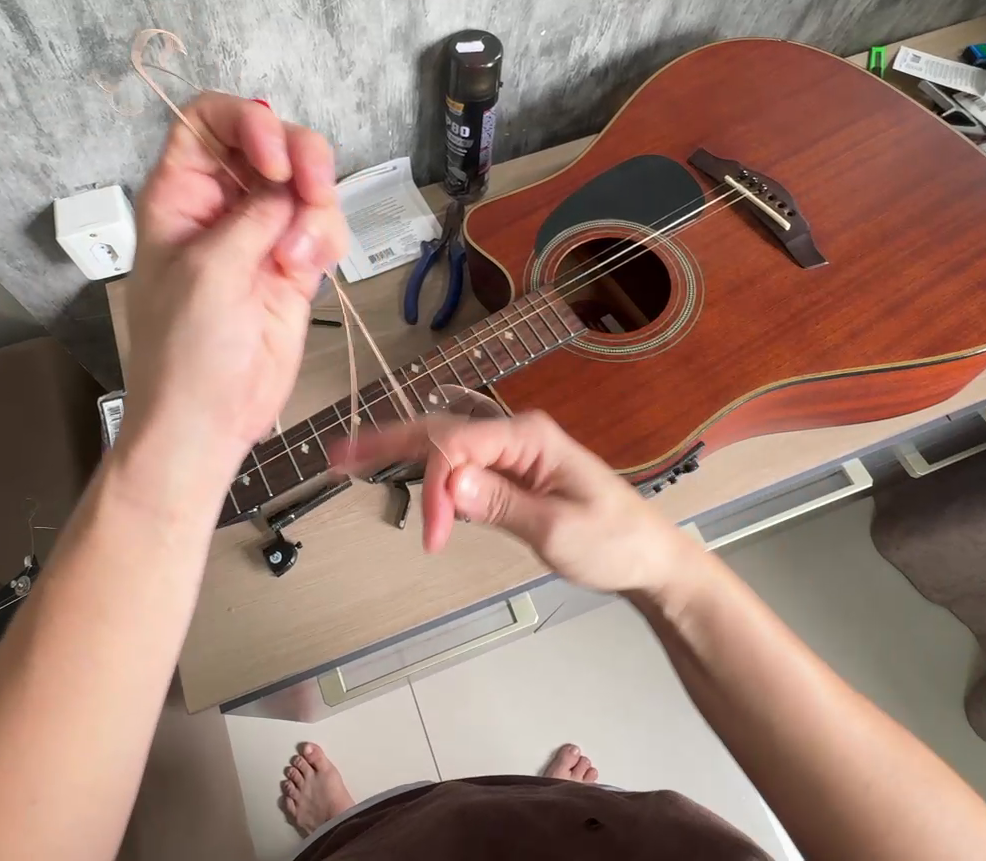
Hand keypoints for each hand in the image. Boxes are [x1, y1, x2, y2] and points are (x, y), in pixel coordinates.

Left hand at [122, 94, 347, 485]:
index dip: (246, 122)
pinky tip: (308, 271)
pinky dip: (325, 239)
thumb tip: (290, 181)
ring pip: (308, 184)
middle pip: (273, 142)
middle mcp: (223, 202)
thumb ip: (253, 214)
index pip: (210, 120)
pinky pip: (323, 226)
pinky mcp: (294, 262)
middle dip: (301, 161)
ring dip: (316, 210)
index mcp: (181, 193)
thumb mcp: (209, 269)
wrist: (211, 417)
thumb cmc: (186, 347)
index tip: (273, 159)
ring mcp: (262, 232)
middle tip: (311, 194)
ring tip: (298, 259)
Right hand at [338, 411, 696, 593]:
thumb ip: (501, 503)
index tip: (434, 539)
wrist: (647, 556)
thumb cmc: (613, 542)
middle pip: (440, 430)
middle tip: (338, 455)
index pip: (458, 446)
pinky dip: (423, 468)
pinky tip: (395, 467)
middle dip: (388, 442)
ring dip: (397, 449)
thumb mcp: (558, 531)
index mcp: (529, 436)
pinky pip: (459, 462)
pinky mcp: (509, 470)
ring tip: (349, 456)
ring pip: (444, 443)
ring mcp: (511, 450)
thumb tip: (449, 482)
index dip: (436, 488)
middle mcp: (514, 433)